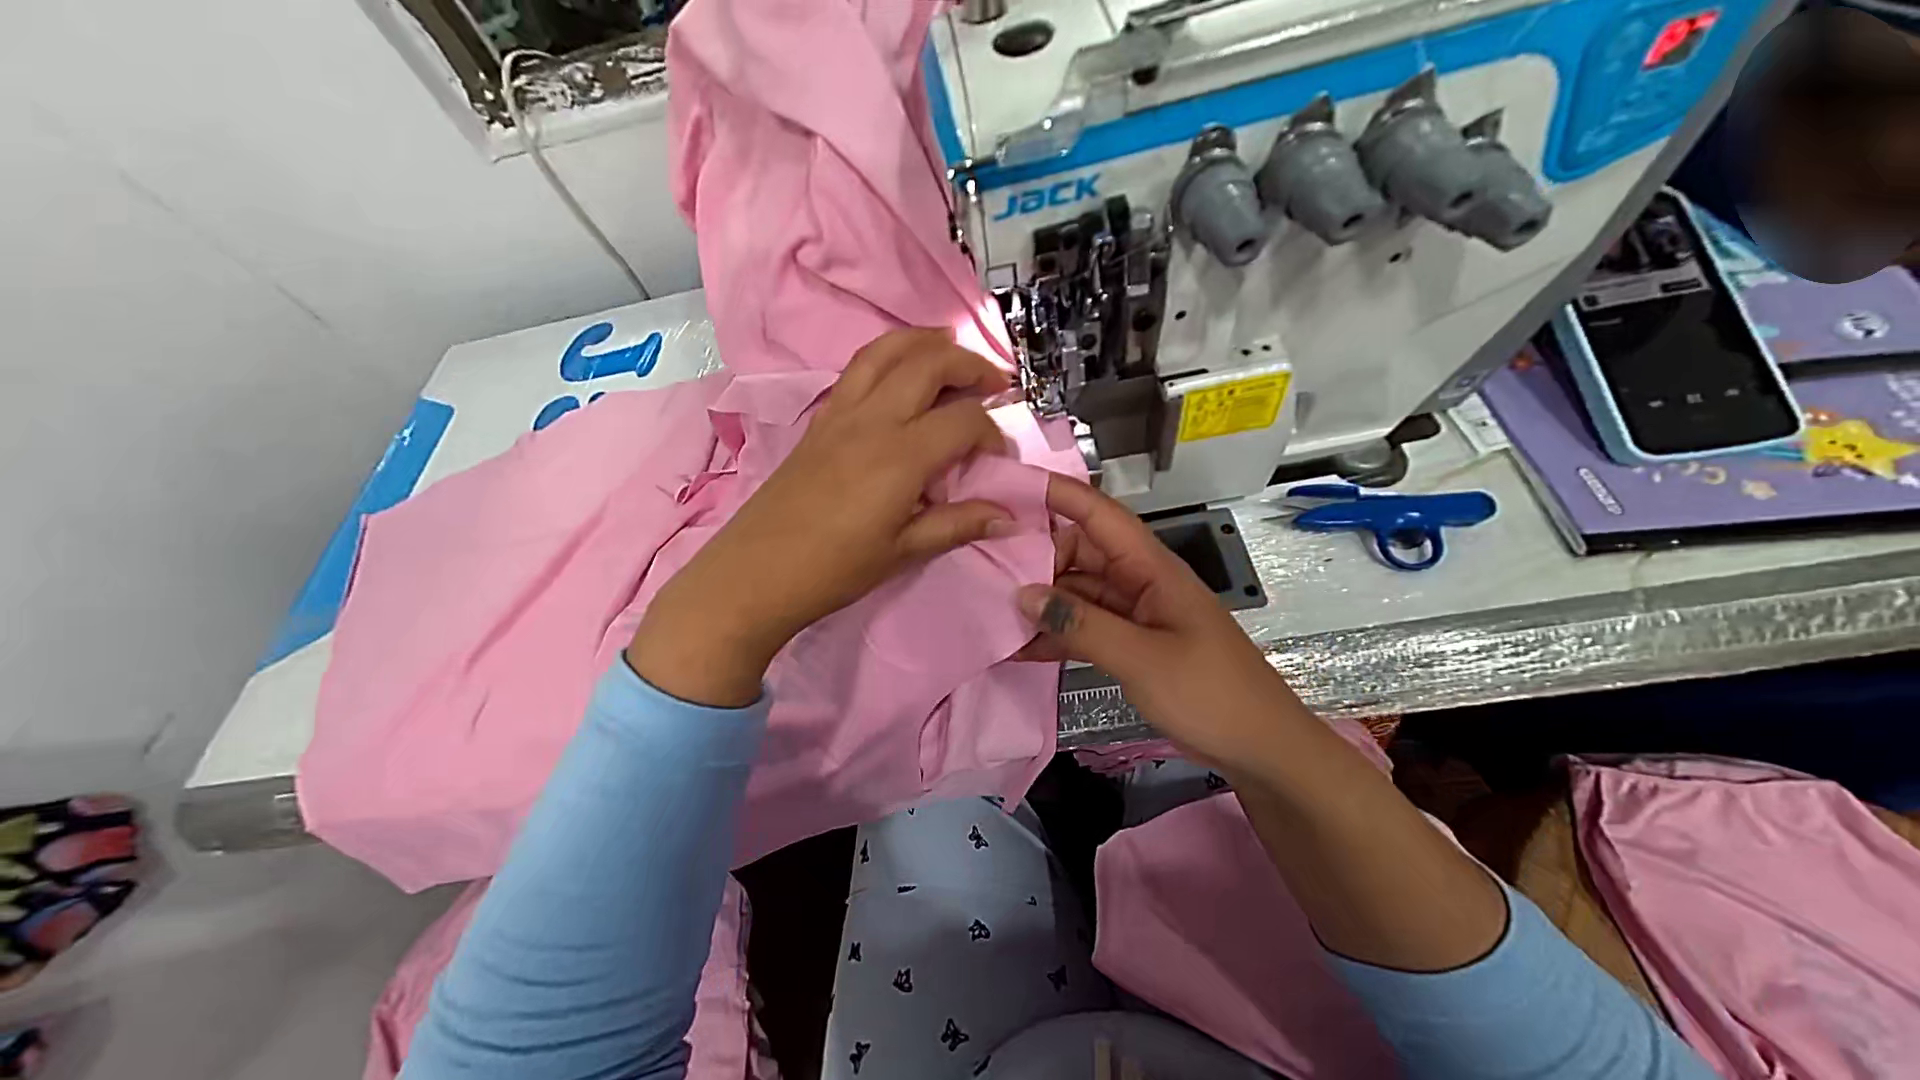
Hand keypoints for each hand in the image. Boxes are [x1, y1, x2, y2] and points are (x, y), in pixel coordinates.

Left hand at [628, 328, 1014, 706]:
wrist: (756, 573)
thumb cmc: (834, 569)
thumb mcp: (903, 552)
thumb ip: (957, 525)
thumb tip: (1008, 515)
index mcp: (901, 455)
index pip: (964, 421)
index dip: (992, 433)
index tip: (999, 457)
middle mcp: (872, 420)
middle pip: (929, 364)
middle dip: (970, 365)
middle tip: (995, 383)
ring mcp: (840, 414)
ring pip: (885, 352)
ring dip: (924, 342)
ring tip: (950, 346)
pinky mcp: (818, 421)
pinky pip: (856, 370)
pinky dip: (887, 358)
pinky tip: (898, 376)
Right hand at [1014, 474, 1309, 767]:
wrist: (1260, 747)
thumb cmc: (1211, 693)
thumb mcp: (1143, 658)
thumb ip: (1082, 625)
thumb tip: (1024, 595)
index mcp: (1151, 568)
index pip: (1099, 514)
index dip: (1057, 494)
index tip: (1009, 486)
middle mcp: (1139, 581)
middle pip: (1081, 551)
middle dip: (1037, 555)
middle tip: (986, 567)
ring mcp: (1135, 613)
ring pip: (1079, 590)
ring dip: (1042, 600)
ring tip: (993, 609)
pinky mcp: (1131, 643)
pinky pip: (1086, 626)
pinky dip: (1057, 633)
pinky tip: (1020, 647)